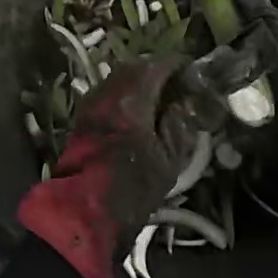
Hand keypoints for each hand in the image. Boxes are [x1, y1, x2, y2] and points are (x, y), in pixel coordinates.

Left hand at [17, 59, 189, 277]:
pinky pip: (109, 91)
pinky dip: (126, 93)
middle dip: (159, 71)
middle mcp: (109, 91)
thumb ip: (180, 123)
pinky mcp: (84, 115)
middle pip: (137, 66)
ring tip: (161, 96)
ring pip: (120, 77)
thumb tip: (187, 101)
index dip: (179, 65)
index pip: (159, 66)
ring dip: (141, 80)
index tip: (193, 71)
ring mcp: (93, 101)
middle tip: (178, 84)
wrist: (86, 212)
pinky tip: (139, 110)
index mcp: (132, 98)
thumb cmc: (133, 187)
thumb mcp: (169, 158)